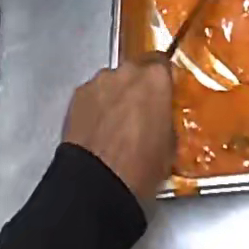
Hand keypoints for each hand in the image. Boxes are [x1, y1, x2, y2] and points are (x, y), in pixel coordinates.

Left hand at [62, 54, 174, 200]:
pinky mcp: (78, 93)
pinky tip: (97, 130)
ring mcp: (100, 80)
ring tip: (115, 126)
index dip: (163, 80)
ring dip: (116, 96)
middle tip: (140, 113)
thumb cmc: (140, 168)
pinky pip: (93, 94)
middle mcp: (127, 71)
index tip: (163, 93)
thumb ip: (167, 119)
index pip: (163, 64)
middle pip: (136, 71)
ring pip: (113, 82)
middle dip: (139, 88)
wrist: (96, 184)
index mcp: (155, 79)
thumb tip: (162, 119)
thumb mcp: (170, 147)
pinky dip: (96, 106)